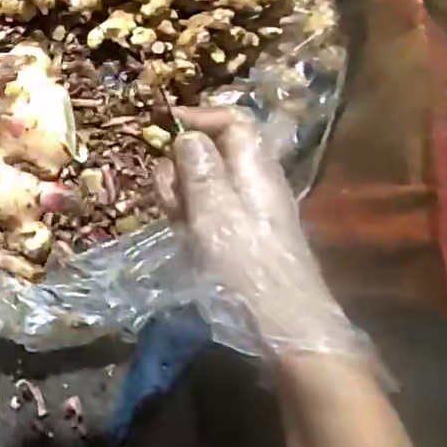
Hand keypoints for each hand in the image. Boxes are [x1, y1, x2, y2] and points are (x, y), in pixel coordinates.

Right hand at [156, 107, 364, 358]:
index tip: (164, 125)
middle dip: (180, 162)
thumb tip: (187, 134)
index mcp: (255, 170)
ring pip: (201, 180)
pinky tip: (184, 235)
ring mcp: (244, 209)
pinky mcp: (236, 233)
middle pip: (210, 150)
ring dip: (179, 190)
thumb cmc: (247, 269)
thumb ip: (199, 170)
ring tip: (176, 219)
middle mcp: (252, 182)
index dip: (201, 115)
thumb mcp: (214, 214)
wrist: (282, 330)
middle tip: (169, 189)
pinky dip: (187, 213)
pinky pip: (203, 208)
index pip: (234, 121)